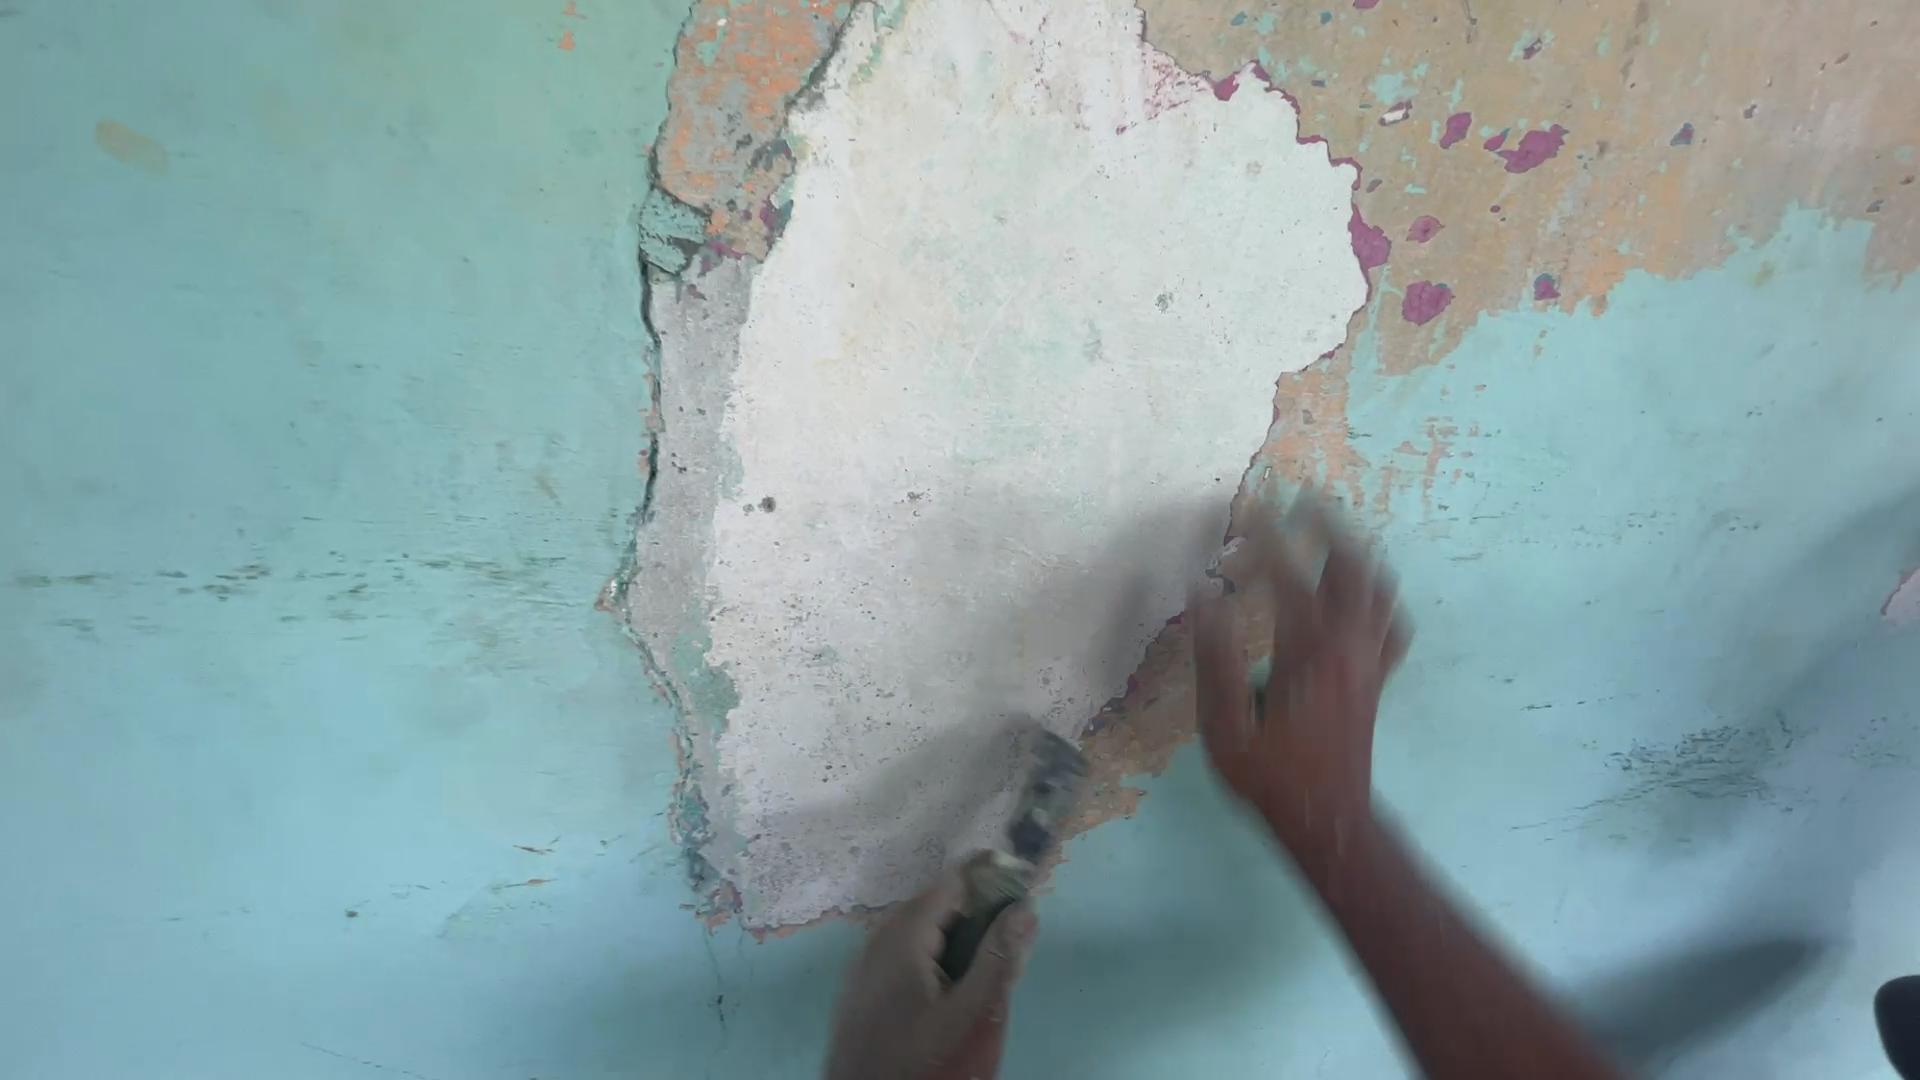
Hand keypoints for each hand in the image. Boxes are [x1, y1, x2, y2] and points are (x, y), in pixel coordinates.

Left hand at [824, 859, 1037, 1079]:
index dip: (992, 883)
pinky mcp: (863, 990)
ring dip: (957, 941)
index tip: (1024, 892)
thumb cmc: (923, 1066)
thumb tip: (1025, 908)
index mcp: (904, 932)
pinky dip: (934, 960)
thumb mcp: (972, 1017)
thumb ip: (999, 959)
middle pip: (939, 907)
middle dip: (978, 916)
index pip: (956, 882)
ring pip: (923, 933)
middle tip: (1011, 943)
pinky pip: (905, 956)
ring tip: (985, 971)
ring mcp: (867, 963)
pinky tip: (951, 991)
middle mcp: (880, 936)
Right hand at [1190, 498, 1410, 848]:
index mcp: (1307, 651)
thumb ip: (1213, 653)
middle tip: (1300, 497)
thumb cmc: (1267, 772)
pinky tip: (1359, 590)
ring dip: (1354, 549)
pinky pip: (1390, 621)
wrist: (1326, 818)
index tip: (1249, 507)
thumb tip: (1204, 591)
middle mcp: (1348, 646)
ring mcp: (1370, 660)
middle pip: (1350, 566)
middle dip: (1326, 524)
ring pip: (1377, 587)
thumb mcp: (1223, 719)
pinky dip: (1376, 593)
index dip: (1268, 536)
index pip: (1288, 575)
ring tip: (1330, 527)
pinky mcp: (1377, 676)